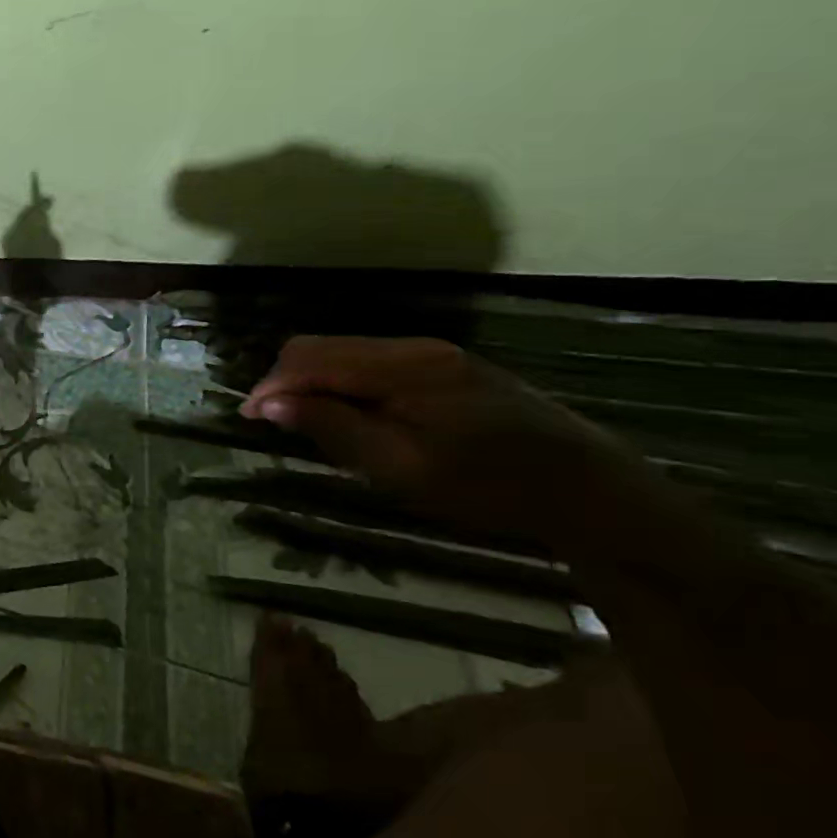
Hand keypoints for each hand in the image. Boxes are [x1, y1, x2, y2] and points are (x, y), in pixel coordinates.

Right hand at [240, 336, 660, 539]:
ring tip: (306, 421)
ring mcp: (430, 353)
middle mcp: (412, 348)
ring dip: (312, 381)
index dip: (271, 386)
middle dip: (286, 380)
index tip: (248, 419)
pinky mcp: (442, 365)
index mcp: (402, 368)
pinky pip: (369, 361)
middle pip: (321, 347)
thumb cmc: (488, 487)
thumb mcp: (400, 468)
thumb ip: (332, 429)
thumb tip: (267, 405)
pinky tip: (348, 413)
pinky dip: (342, 382)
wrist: (588, 490)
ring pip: (342, 352)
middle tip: (274, 422)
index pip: (310, 360)